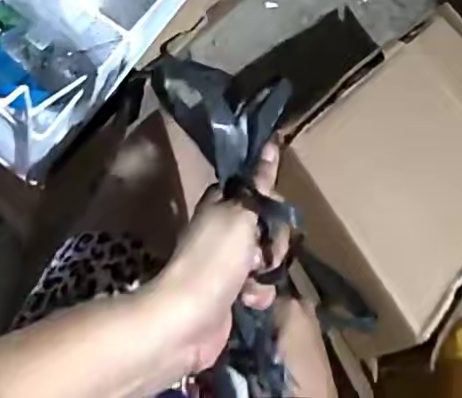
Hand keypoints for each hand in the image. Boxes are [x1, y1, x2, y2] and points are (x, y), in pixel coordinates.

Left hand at [142, 142, 288, 374]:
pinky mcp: (232, 291)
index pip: (257, 188)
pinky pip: (260, 286)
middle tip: (264, 250)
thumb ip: (260, 183)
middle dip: (273, 239)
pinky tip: (249, 300)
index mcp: (221, 201)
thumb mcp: (242, 214)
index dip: (270, 199)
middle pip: (267, 224)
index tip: (274, 210)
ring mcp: (228, 261)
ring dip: (266, 270)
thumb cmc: (215, 259)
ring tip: (254, 278)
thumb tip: (271, 142)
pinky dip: (258, 294)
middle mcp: (224, 226)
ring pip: (267, 256)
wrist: (187, 319)